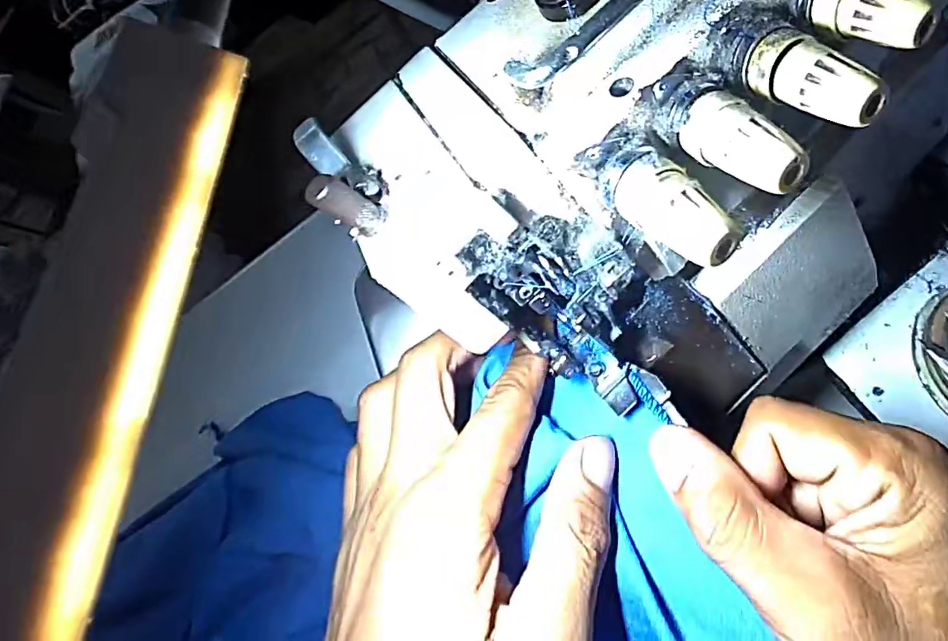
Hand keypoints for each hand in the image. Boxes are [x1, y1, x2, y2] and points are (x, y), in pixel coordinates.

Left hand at [327, 333, 616, 640]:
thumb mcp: (543, 640)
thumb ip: (572, 539)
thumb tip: (596, 456)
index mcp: (448, 506)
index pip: (495, 410)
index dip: (525, 369)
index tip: (544, 347)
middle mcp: (397, 488)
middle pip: (416, 376)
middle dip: (456, 341)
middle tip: (493, 337)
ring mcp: (366, 507)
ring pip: (379, 400)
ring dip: (417, 372)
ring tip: (458, 372)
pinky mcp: (352, 531)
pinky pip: (363, 441)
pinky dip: (391, 414)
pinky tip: (415, 435)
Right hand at [649, 397, 947, 639]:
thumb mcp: (810, 599)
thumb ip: (732, 518)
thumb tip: (669, 445)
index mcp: (896, 460)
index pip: (767, 426)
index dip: (752, 484)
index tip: (788, 548)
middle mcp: (893, 455)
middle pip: (768, 445)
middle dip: (766, 509)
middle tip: (808, 571)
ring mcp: (885, 479)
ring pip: (774, 470)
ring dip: (777, 526)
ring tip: (820, 577)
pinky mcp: (873, 502)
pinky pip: (794, 492)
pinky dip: (791, 534)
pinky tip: (824, 571)